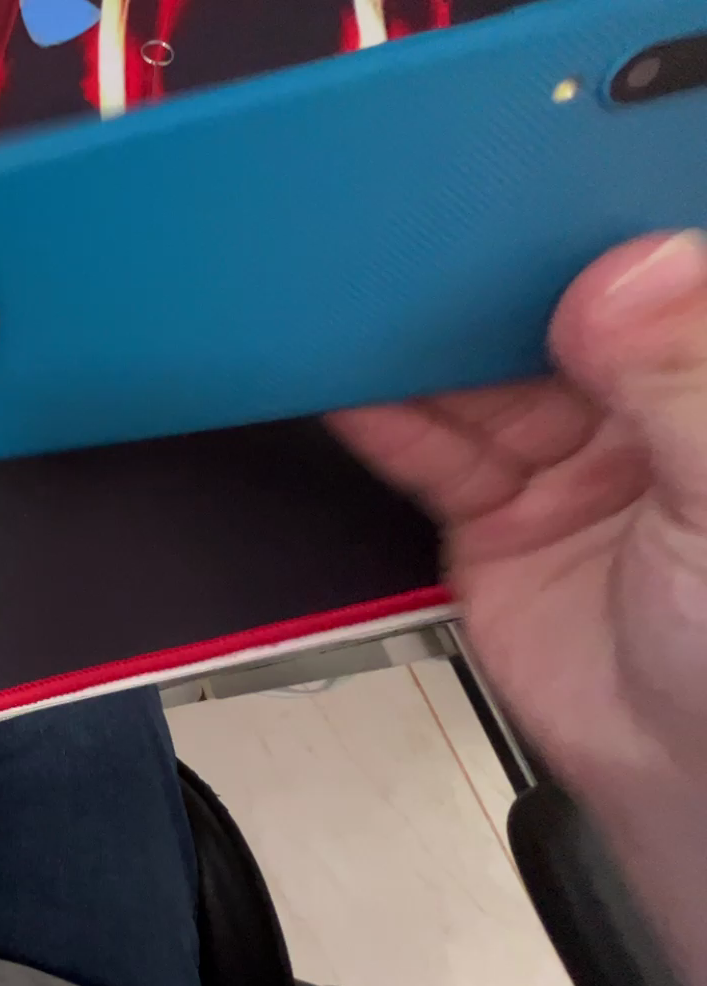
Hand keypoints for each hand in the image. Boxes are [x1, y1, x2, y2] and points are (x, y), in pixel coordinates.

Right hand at [330, 231, 706, 796]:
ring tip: (362, 311)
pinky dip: (386, 422)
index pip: (679, 289)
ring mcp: (571, 459)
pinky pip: (431, 449)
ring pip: (480, 385)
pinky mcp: (492, 506)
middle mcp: (665, 411)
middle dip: (497, 289)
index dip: (629, 226)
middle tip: (428, 243)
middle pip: (564, 326)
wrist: (684, 775)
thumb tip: (632, 275)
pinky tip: (349, 389)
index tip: (556, 174)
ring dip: (420, 356)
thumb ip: (688, 386)